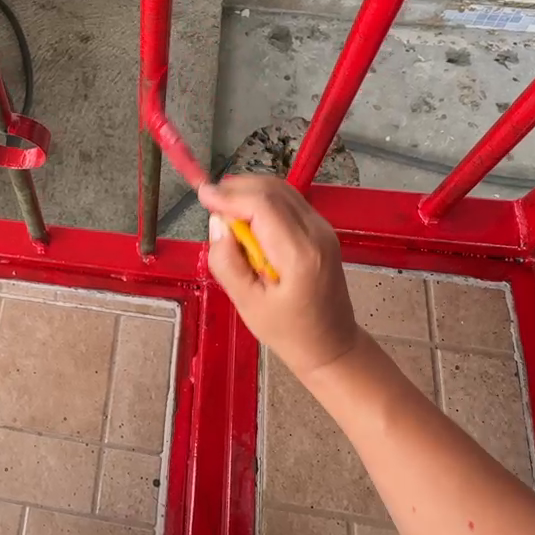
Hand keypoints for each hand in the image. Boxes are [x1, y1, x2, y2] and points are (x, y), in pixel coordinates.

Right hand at [200, 175, 360, 376]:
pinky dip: (263, 200)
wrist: (331, 345)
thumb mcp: (247, 304)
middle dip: (236, 189)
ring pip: (281, 190)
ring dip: (249, 192)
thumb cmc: (289, 331)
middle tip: (210, 203)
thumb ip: (227, 262)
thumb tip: (217, 224)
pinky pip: (288, 201)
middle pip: (272, 190)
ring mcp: (323, 228)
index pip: (262, 205)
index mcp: (299, 254)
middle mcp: (317, 233)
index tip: (202, 195)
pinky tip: (247, 219)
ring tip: (224, 211)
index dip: (228, 195)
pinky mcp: (321, 229)